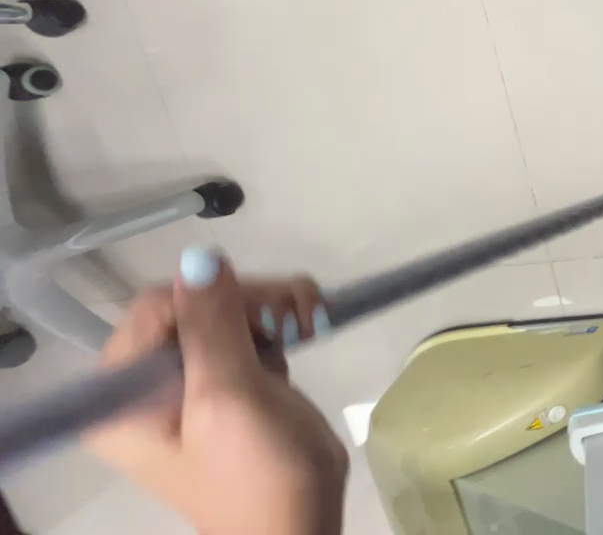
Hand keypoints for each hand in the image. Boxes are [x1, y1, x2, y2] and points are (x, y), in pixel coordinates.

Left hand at [87, 249, 347, 534]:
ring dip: (281, 304)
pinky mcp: (240, 378)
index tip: (267, 316)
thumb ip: (212, 327)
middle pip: (200, 304)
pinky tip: (310, 331)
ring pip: (235, 309)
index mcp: (124, 394)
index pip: (157, 308)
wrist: (297, 515)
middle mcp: (152, 383)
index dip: (215, 297)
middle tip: (301, 320)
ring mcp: (198, 381)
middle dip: (257, 300)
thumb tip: (201, 257)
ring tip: (312, 324)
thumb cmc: (253, 468)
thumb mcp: (228, 397)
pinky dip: (289, 318)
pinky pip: (257, 327)